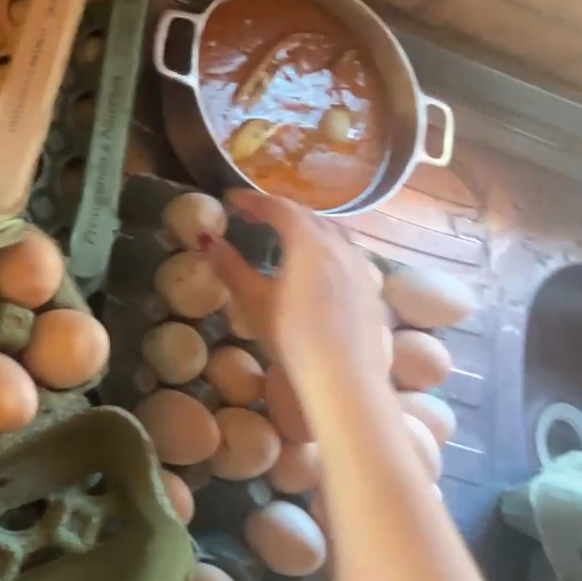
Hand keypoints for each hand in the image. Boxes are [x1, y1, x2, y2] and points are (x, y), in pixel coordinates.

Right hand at [200, 192, 385, 384]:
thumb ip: (230, 266)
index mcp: (309, 243)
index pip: (280, 208)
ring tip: (290, 240)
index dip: (254, 200)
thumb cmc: (293, 337)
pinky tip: (320, 273)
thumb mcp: (253, 301)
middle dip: (281, 212)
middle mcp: (341, 248)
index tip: (232, 200)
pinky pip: (349, 259)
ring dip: (309, 230)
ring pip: (335, 236)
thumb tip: (208, 239)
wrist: (346, 380)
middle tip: (257, 216)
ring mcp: (363, 270)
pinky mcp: (373, 294)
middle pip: (310, 217)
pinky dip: (328, 253)